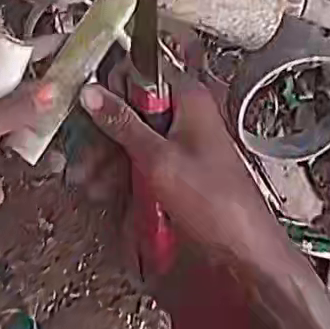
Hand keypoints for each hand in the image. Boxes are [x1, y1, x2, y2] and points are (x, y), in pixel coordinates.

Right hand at [80, 74, 288, 270]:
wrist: (246, 255)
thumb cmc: (215, 203)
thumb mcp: (159, 159)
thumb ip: (122, 123)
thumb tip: (92, 93)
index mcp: (188, 97)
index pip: (139, 72)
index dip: (111, 89)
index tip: (87, 108)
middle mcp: (184, 113)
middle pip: (130, 108)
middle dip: (103, 135)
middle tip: (84, 157)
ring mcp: (179, 141)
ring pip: (131, 136)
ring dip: (107, 158)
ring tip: (89, 182)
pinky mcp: (176, 167)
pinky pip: (141, 159)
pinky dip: (122, 173)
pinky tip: (104, 191)